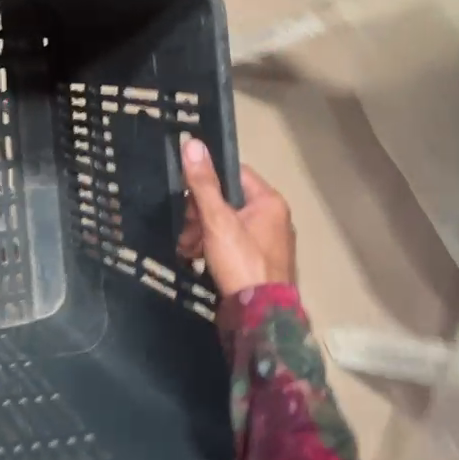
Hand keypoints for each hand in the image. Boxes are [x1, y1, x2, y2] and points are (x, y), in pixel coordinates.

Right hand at [176, 137, 294, 298]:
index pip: (233, 172)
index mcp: (269, 202)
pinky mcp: (259, 260)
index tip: (186, 194)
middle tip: (186, 229)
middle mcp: (273, 217)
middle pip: (225, 199)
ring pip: (224, 221)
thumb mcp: (217, 220)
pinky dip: (211, 246)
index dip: (206, 180)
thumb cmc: (241, 262)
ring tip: (188, 247)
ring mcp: (267, 241)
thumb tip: (192, 143)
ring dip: (200, 231)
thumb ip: (203, 182)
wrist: (260, 316)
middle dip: (198, 213)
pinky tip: (196, 256)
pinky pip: (230, 241)